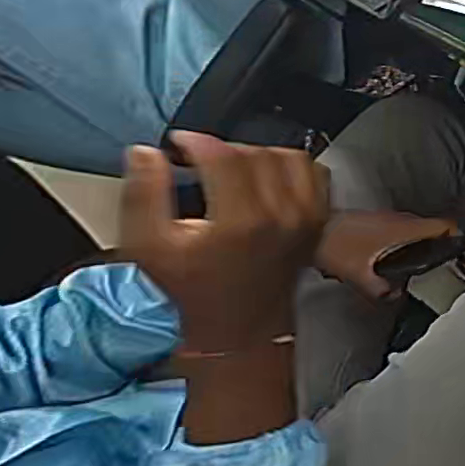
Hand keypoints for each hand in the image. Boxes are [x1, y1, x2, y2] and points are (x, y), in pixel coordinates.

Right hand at [122, 133, 328, 353]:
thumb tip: (147, 151)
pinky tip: (265, 176)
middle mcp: (286, 213)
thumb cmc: (191, 289)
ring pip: (292, 158)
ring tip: (230, 167)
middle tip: (198, 159)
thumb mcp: (147, 246)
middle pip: (258, 154)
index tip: (178, 143)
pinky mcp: (321, 218)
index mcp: (243, 220)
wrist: (241, 323)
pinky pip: (315, 173)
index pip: (227, 158)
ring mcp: (310, 215)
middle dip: (224, 149)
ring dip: (259, 153)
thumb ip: (143, 194)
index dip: (198, 142)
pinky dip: (291, 165)